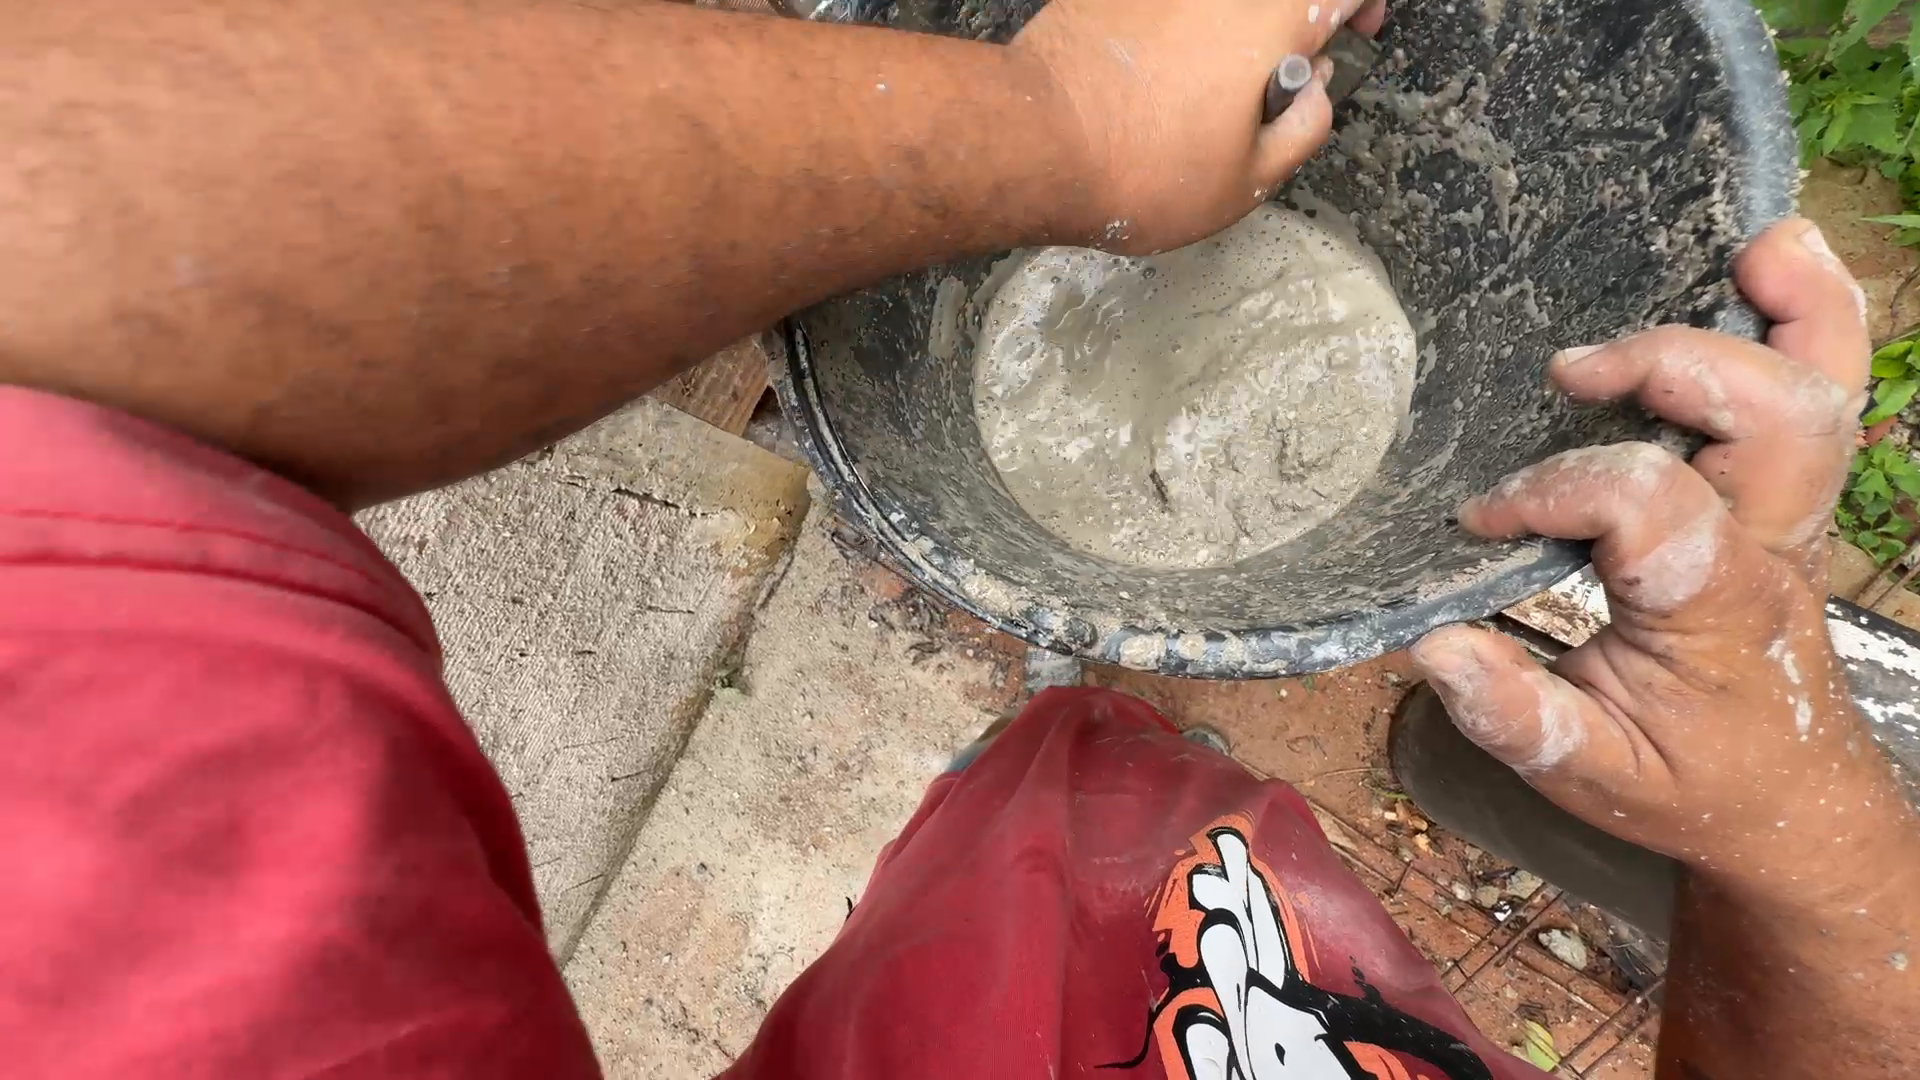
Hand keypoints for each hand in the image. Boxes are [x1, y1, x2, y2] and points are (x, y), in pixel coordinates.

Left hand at [1010, 0, 1384, 253]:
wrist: (1037, 147)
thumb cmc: (1144, 176)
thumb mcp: (1245, 185)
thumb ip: (1304, 132)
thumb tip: (1320, 94)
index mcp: (1275, 12)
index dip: (1358, 7)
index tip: (1354, 34)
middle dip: (1292, 21)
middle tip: (1274, 74)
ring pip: (1219, 9)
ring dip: (1233, 30)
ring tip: (1209, 86)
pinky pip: (1167, 10)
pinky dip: (1180, 28)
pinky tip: (1157, 75)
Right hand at [1409, 218, 1919, 895]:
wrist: (1783, 802)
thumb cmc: (1677, 782)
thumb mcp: (1581, 766)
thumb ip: (1509, 710)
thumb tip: (1432, 642)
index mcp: (1706, 607)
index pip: (1645, 503)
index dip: (1551, 489)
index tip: (1477, 519)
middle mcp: (1760, 550)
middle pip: (1771, 423)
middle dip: (1675, 372)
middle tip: (1573, 372)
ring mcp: (1778, 525)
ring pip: (1820, 398)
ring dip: (1795, 314)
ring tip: (1751, 243)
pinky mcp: (1767, 513)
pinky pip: (1811, 407)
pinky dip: (1806, 329)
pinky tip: (1773, 270)